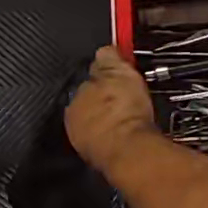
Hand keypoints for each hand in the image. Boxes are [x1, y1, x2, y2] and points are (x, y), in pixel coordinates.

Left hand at [65, 46, 159, 170]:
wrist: (132, 148)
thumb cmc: (121, 112)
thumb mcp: (118, 71)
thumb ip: (107, 58)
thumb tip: (104, 50)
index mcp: (73, 101)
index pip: (87, 82)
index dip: (105, 77)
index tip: (119, 75)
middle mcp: (76, 124)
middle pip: (92, 105)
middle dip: (108, 99)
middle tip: (128, 94)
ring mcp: (89, 144)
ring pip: (102, 124)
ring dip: (115, 117)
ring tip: (134, 113)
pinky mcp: (105, 158)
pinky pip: (113, 140)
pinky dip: (122, 133)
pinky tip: (134, 130)